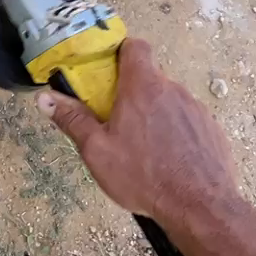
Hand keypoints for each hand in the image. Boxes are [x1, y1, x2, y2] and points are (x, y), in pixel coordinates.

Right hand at [37, 39, 241, 224]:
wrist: (200, 208)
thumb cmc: (145, 177)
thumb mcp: (97, 150)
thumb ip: (72, 119)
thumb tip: (45, 99)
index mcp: (142, 88)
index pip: (135, 47)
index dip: (120, 52)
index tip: (106, 71)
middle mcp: (172, 90)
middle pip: (148, 77)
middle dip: (130, 93)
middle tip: (115, 120)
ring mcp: (195, 110)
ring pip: (167, 101)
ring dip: (152, 114)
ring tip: (141, 147)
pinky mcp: (210, 130)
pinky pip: (186, 121)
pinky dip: (174, 132)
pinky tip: (166, 159)